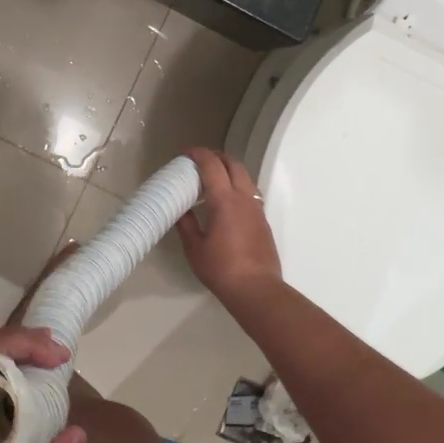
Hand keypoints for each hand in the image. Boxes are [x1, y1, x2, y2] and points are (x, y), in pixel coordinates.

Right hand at [176, 148, 283, 308]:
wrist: (257, 289)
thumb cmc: (221, 269)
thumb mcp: (195, 248)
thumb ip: (186, 224)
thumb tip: (180, 210)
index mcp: (224, 200)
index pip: (212, 165)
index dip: (198, 154)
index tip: (186, 153)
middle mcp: (243, 198)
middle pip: (233, 164)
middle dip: (216, 156)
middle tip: (199, 161)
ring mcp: (256, 208)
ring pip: (245, 176)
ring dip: (229, 169)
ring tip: (213, 177)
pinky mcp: (263, 219)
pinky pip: (250, 191)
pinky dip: (237, 184)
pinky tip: (228, 198)